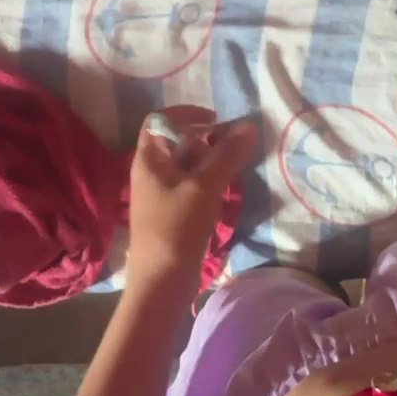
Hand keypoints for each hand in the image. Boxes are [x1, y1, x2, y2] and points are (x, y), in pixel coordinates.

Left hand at [127, 106, 255, 281]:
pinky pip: (189, 185)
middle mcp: (149, 171)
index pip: (160, 120)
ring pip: (185, 165)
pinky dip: (207, 181)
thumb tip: (248, 126)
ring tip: (233, 167)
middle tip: (232, 145)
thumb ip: (227, 154)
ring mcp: (158, 193)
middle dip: (205, 138)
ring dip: (209, 161)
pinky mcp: (170, 213)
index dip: (187, 114)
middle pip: (176, 141)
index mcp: (148, 159)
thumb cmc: (178, 227)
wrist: (162, 281)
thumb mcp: (206, 186)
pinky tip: (224, 191)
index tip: (216, 121)